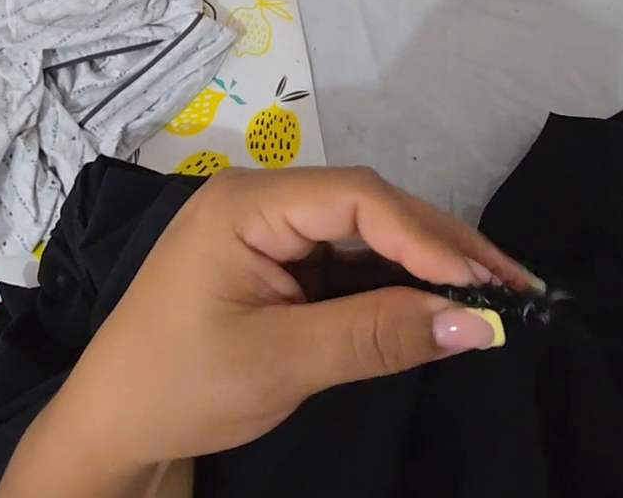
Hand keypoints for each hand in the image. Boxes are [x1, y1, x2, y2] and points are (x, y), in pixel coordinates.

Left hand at [0, 166, 537, 496]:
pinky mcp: (272, 261)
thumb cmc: (182, 384)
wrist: (112, 424)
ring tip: (487, 292)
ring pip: (359, 232)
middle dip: (435, 244)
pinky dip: (387, 282)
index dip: (427, 235)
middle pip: (363, 206)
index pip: (356, 198)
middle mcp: (259, 199)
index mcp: (248, 202)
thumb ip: (377, 334)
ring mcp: (265, 228)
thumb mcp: (283, 361)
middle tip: (510, 284)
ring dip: (418, 262)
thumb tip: (477, 321)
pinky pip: (341, 259)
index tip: (488, 282)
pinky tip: (428, 300)